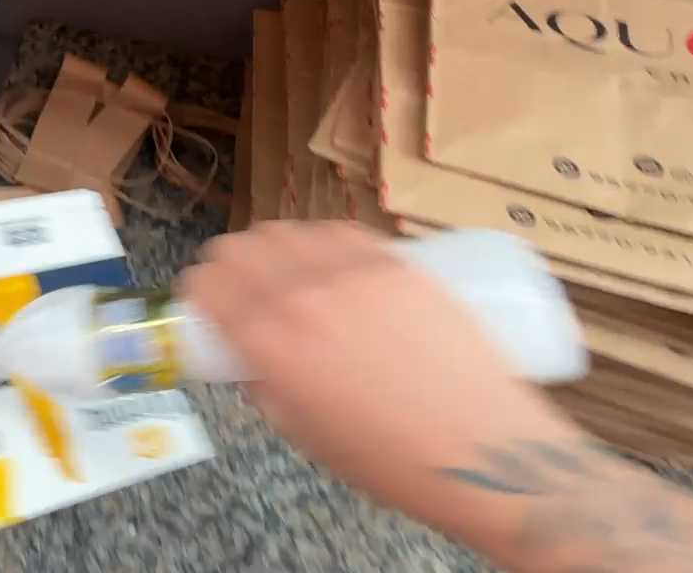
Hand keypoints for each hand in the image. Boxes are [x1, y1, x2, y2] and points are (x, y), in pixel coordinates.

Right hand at [179, 222, 579, 539]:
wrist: (496, 461)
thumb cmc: (394, 460)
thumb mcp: (299, 431)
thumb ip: (259, 383)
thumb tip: (243, 353)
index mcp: (267, 342)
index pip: (203, 282)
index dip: (196, 290)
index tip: (207, 302)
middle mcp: (299, 298)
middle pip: (234, 247)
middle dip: (226, 265)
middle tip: (242, 286)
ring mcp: (350, 276)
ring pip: (280, 230)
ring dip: (269, 248)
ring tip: (288, 271)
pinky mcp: (396, 265)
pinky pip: (334, 230)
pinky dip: (317, 241)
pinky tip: (329, 261)